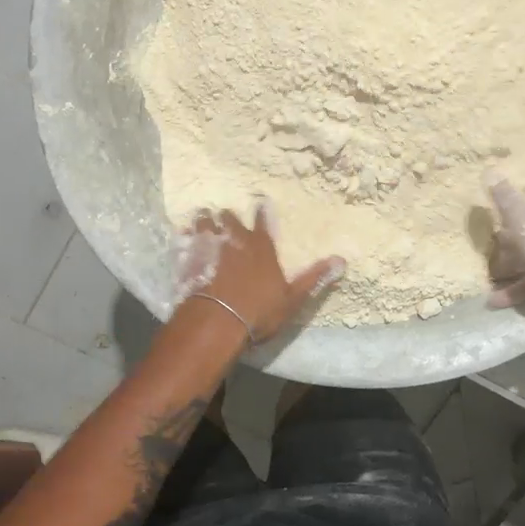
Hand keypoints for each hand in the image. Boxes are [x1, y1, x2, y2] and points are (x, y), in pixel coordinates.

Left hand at [175, 202, 343, 342]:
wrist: (217, 323)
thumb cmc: (258, 313)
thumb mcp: (292, 299)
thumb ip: (313, 278)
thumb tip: (342, 260)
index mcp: (261, 249)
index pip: (262, 223)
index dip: (261, 212)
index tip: (259, 202)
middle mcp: (235, 243)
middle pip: (230, 220)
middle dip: (228, 217)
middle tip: (225, 214)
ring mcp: (209, 250)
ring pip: (206, 225)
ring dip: (205, 220)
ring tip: (203, 216)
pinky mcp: (189, 262)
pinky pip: (185, 241)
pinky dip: (185, 236)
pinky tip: (183, 235)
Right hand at [485, 177, 524, 307]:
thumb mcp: (524, 222)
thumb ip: (506, 202)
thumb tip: (489, 170)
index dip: (508, 215)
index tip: (491, 222)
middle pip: (524, 237)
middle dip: (506, 246)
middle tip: (486, 252)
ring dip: (507, 271)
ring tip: (488, 280)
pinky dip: (512, 291)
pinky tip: (494, 300)